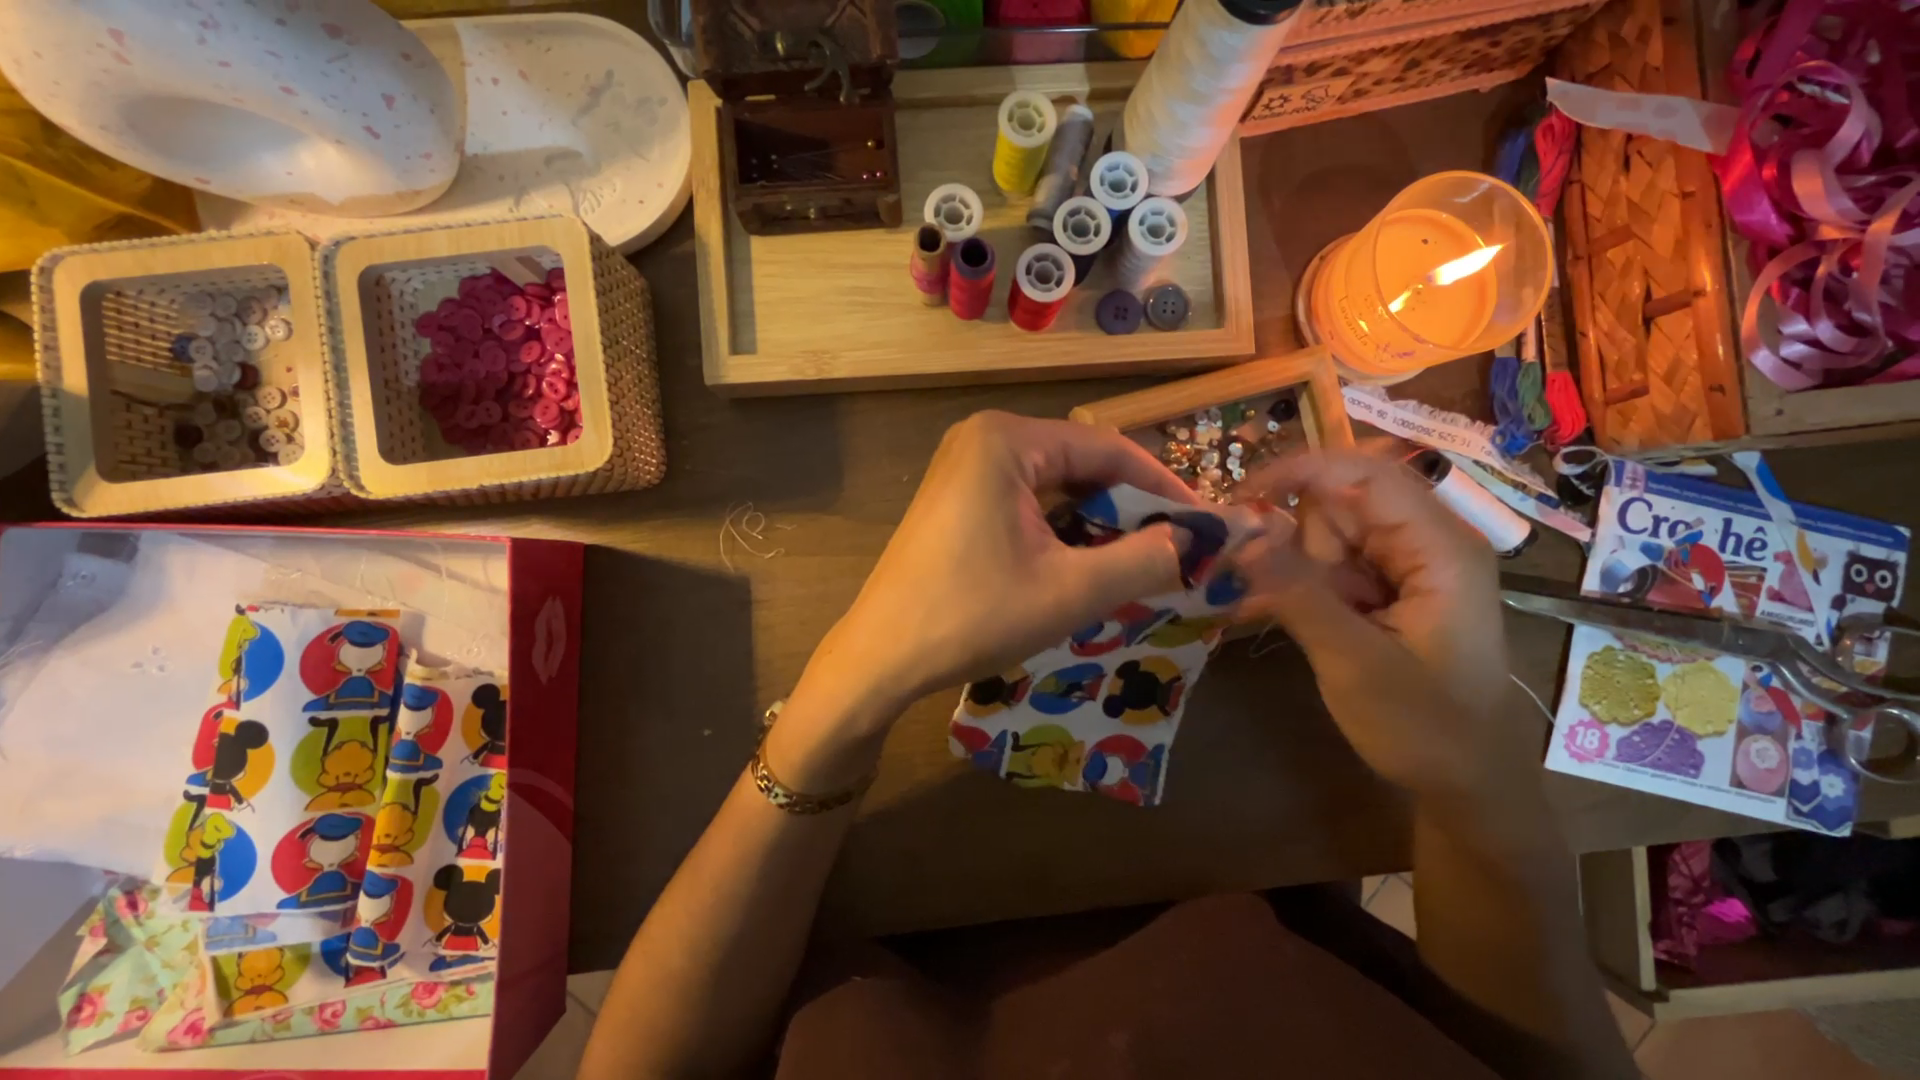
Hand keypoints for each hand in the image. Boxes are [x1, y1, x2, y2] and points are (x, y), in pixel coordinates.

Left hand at [797, 412, 1198, 735]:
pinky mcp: (955, 496)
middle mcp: (983, 437)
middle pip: (1081, 461)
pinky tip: (1086, 559)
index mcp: (1007, 440)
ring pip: (1054, 482)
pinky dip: (1062, 525)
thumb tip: (1197, 541)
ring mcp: (963, 466)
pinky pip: (1025, 498)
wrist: (881, 656)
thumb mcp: (1071, 592)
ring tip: (1141, 556)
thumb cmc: (973, 617)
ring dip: (1099, 517)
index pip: (1109, 449)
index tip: (1206, 525)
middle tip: (1177, 545)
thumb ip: (1145, 559)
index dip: (1164, 486)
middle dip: (1132, 503)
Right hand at [1230, 450, 1522, 805]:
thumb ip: (1296, 592)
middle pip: (1341, 503)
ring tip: (1278, 615)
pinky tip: (1275, 613)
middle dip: (1298, 540)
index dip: (1298, 472)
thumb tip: (1240, 535)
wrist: (1468, 786)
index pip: (1364, 474)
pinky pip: (1334, 565)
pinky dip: (1302, 585)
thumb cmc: (1423, 727)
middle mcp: (1429, 543)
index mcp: (1439, 548)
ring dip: (1295, 568)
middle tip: (1276, 594)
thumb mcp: (1351, 661)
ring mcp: (1411, 566)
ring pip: (1329, 534)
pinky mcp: (1393, 590)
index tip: (1238, 500)